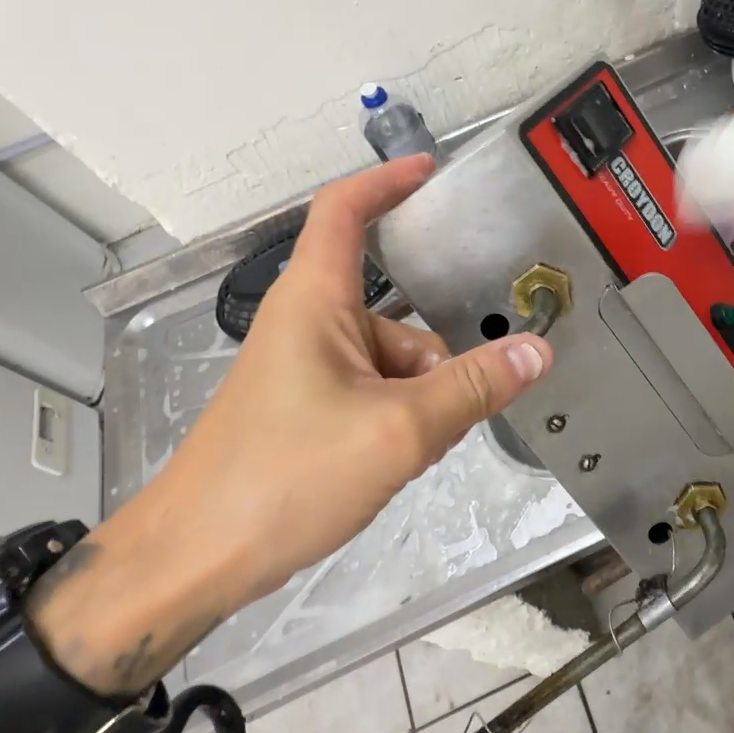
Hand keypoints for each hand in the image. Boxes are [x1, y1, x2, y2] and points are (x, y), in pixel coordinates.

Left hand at [30, 156, 553, 695]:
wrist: (195, 559)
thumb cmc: (286, 476)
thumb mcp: (397, 431)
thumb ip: (473, 388)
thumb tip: (538, 350)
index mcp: (315, 300)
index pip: (345, 211)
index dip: (388, 182)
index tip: (435, 173)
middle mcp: (309, 323)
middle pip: (396, 310)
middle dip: (438, 354)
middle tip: (464, 404)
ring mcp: (306, 370)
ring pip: (392, 361)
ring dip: (423, 396)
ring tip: (420, 449)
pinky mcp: (306, 411)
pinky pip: (374, 393)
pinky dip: (401, 417)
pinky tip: (401, 461)